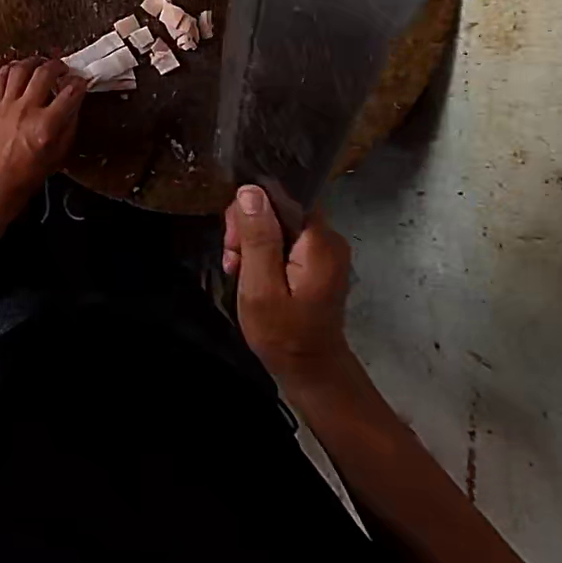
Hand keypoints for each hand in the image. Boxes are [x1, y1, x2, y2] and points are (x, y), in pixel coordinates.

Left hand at [0, 57, 85, 206]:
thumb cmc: (30, 173)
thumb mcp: (60, 153)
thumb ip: (69, 125)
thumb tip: (75, 102)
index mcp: (46, 125)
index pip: (70, 93)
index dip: (80, 83)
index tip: (82, 82)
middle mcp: (27, 110)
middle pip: (44, 73)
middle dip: (58, 66)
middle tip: (63, 69)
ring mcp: (7, 106)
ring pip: (20, 70)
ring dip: (33, 62)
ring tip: (41, 64)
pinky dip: (9, 69)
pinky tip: (18, 69)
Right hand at [224, 184, 351, 388]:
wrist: (311, 371)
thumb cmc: (283, 334)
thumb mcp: (260, 287)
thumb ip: (257, 238)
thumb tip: (250, 192)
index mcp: (319, 241)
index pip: (281, 197)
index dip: (251, 208)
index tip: (234, 238)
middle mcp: (328, 238)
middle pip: (278, 208)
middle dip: (248, 227)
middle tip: (234, 260)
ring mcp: (324, 249)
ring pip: (277, 222)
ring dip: (252, 241)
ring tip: (239, 270)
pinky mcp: (316, 260)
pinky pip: (283, 238)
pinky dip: (263, 251)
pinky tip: (250, 272)